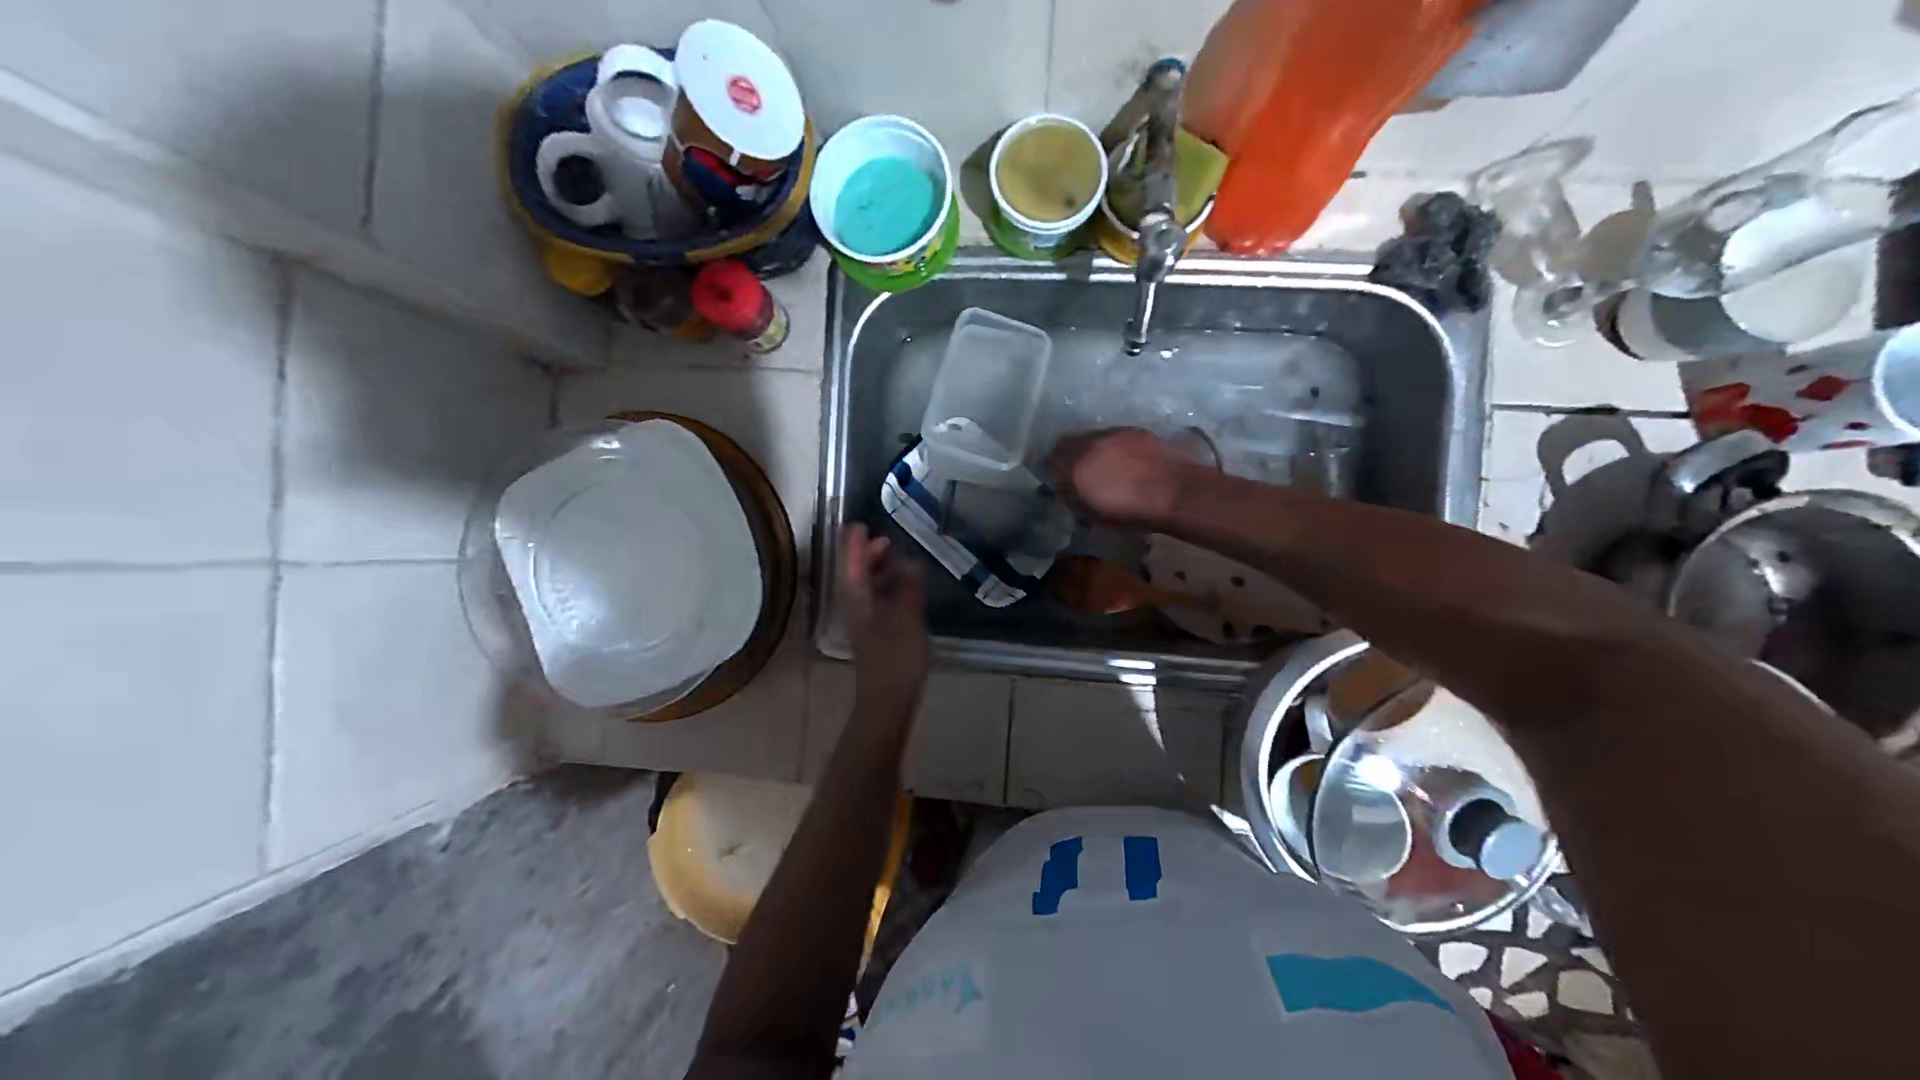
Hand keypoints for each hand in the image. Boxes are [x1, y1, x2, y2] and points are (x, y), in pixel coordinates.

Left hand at [840, 524, 929, 705]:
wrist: (887, 704)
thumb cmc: (896, 663)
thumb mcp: (908, 623)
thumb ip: (908, 591)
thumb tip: (911, 563)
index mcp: (859, 603)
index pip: (852, 566)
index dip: (855, 546)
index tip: (859, 525)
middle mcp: (856, 609)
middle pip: (856, 575)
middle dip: (867, 556)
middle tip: (886, 540)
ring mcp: (864, 624)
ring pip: (866, 589)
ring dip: (878, 572)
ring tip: (898, 559)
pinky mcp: (875, 635)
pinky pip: (877, 602)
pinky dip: (887, 589)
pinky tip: (904, 589)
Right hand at [1046, 428, 1194, 526]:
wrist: (1174, 492)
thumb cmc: (1132, 513)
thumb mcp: (1094, 514)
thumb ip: (1073, 497)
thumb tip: (1063, 488)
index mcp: (1073, 468)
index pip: (1047, 461)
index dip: (1050, 470)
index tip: (1055, 478)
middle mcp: (1087, 445)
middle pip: (1064, 442)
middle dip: (1065, 454)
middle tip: (1073, 468)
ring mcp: (1110, 434)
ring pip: (1088, 436)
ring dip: (1087, 447)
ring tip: (1100, 462)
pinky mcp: (1131, 430)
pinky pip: (1111, 434)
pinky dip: (1110, 444)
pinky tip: (1122, 457)